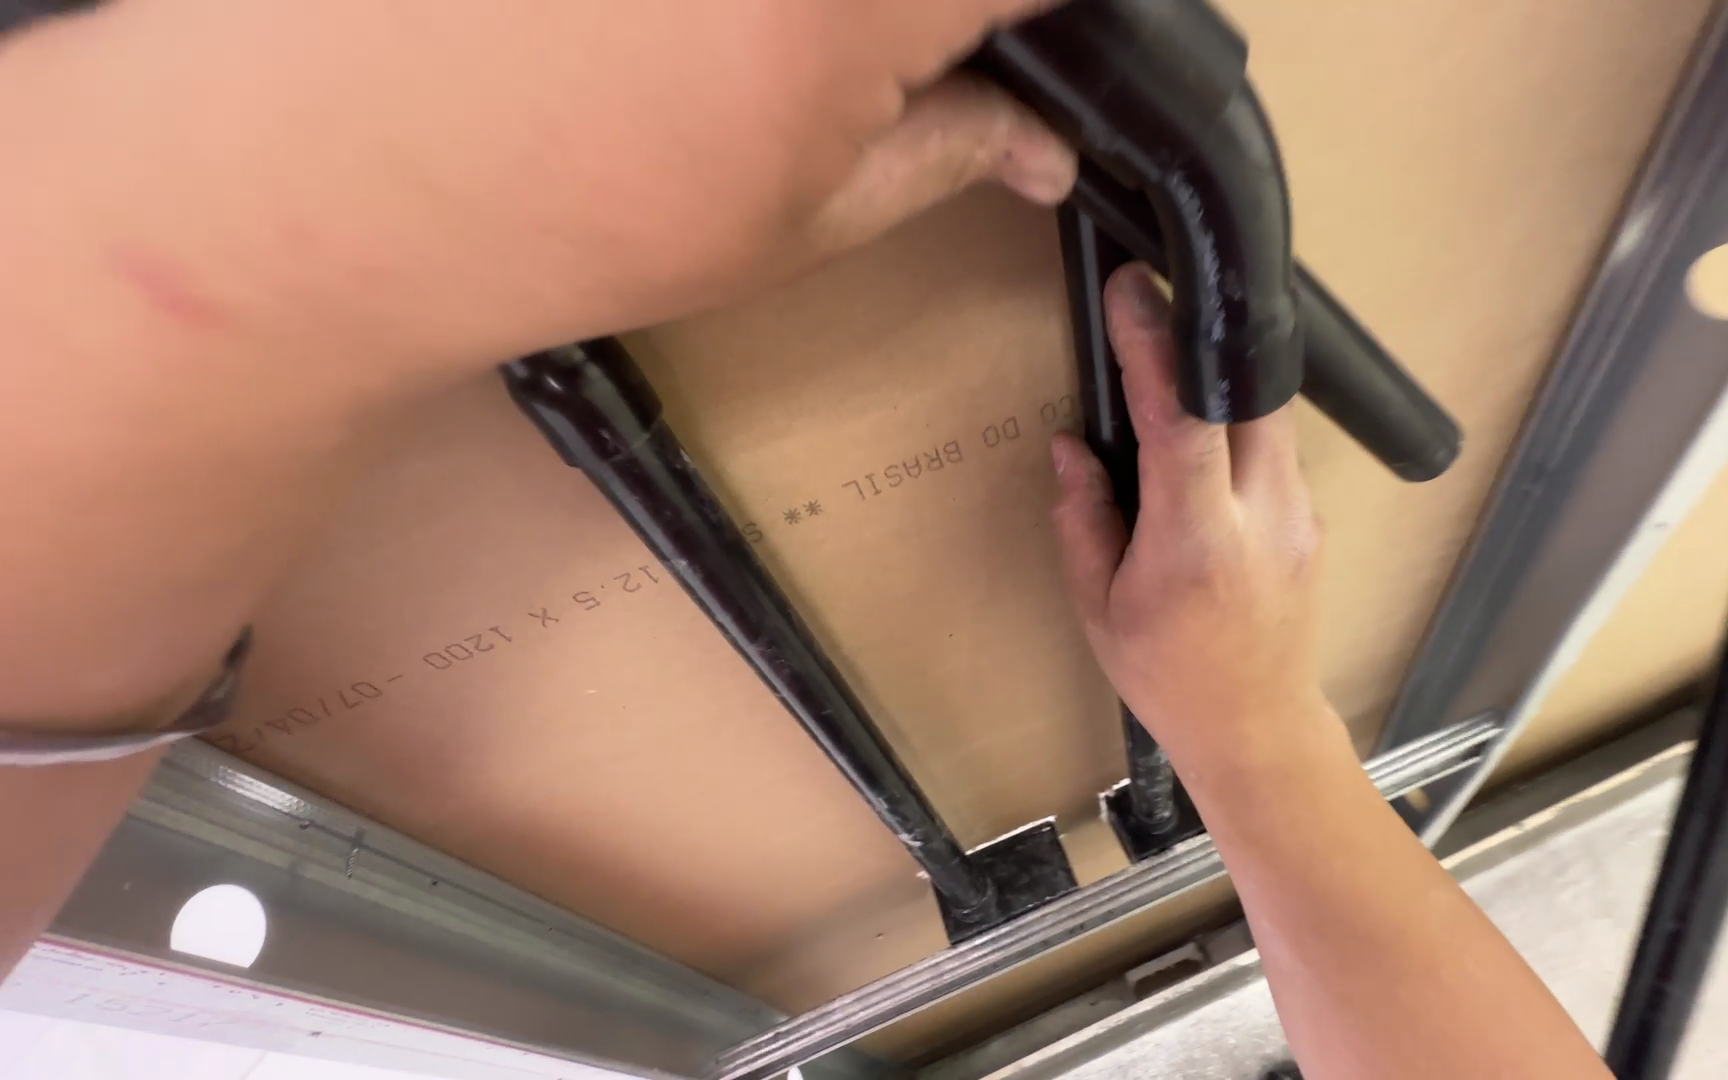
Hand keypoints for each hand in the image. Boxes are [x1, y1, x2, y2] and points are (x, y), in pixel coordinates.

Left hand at [25, 0, 1074, 376]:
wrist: (340, 170)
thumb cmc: (592, 225)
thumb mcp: (805, 220)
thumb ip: (952, 154)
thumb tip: (1049, 148)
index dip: (1096, 17)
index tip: (1076, 50)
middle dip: (977, 21)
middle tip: (958, 63)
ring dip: (877, 25)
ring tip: (858, 62)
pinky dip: (805, 13)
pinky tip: (761, 38)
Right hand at [1050, 265, 1343, 775]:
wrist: (1257, 726)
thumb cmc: (1167, 677)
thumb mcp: (1099, 607)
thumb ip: (1083, 519)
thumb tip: (1073, 447)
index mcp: (1196, 544)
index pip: (1183, 422)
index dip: (1154, 349)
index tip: (1131, 291)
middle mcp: (1265, 517)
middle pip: (1248, 394)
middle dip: (1201, 340)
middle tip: (1155, 307)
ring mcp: (1302, 515)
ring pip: (1269, 413)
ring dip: (1220, 380)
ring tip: (1174, 370)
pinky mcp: (1313, 518)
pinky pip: (1276, 446)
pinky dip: (1237, 422)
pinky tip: (1206, 440)